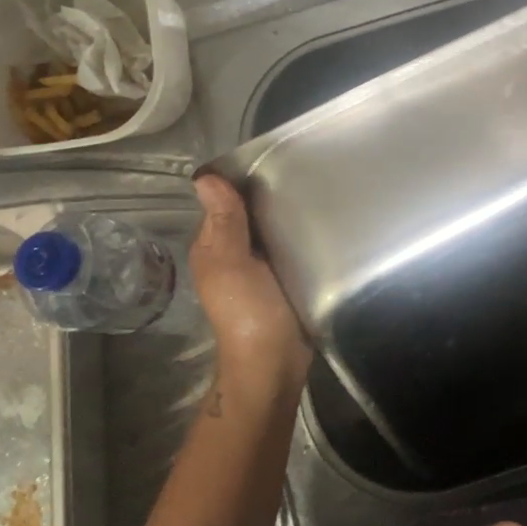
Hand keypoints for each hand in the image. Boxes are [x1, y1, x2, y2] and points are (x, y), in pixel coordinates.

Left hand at [191, 175, 310, 391]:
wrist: (274, 366)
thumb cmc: (248, 313)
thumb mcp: (232, 263)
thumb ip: (224, 222)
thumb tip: (205, 178)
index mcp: (212, 246)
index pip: (223, 201)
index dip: (241, 181)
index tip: (273, 159)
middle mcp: (231, 255)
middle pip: (248, 214)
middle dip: (269, 196)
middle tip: (305, 173)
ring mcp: (257, 270)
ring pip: (270, 231)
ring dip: (287, 217)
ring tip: (319, 192)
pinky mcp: (283, 282)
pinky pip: (288, 250)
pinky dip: (300, 239)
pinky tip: (321, 228)